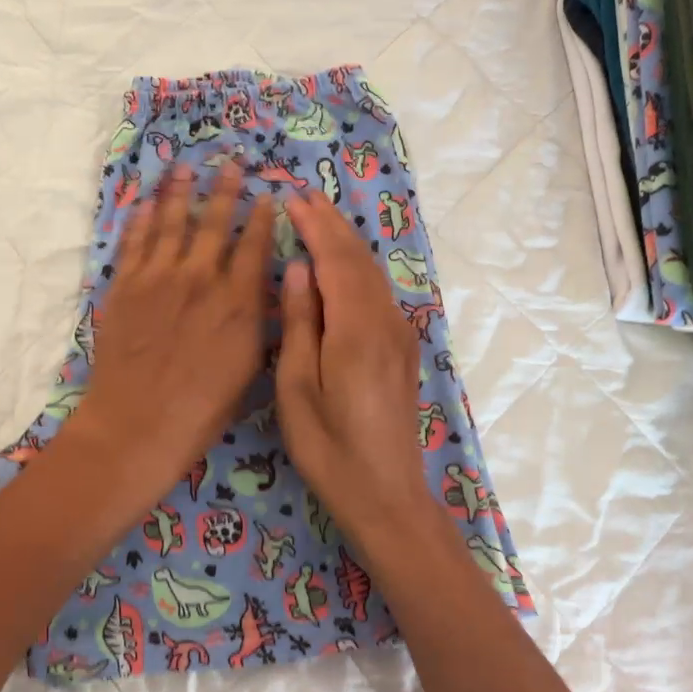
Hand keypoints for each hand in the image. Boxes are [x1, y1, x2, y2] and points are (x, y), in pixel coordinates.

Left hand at [69, 164, 273, 487]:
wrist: (137, 422)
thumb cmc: (200, 409)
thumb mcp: (247, 367)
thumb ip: (254, 320)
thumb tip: (259, 288)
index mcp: (236, 300)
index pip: (254, 246)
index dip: (261, 218)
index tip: (267, 196)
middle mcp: (199, 278)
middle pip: (212, 222)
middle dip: (223, 190)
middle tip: (229, 163)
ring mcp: (157, 278)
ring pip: (169, 222)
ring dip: (178, 193)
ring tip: (184, 168)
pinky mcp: (123, 286)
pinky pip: (132, 242)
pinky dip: (140, 219)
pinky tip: (144, 204)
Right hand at [275, 190, 428, 540]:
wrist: (385, 494)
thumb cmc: (328, 446)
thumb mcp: (297, 385)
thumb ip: (299, 322)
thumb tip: (297, 267)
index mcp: (356, 329)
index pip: (336, 261)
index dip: (315, 227)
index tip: (291, 198)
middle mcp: (385, 323)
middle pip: (359, 260)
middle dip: (332, 225)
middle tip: (302, 197)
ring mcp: (398, 336)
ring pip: (372, 274)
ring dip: (346, 242)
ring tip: (319, 219)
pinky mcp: (400, 350)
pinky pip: (377, 293)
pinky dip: (356, 267)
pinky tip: (341, 265)